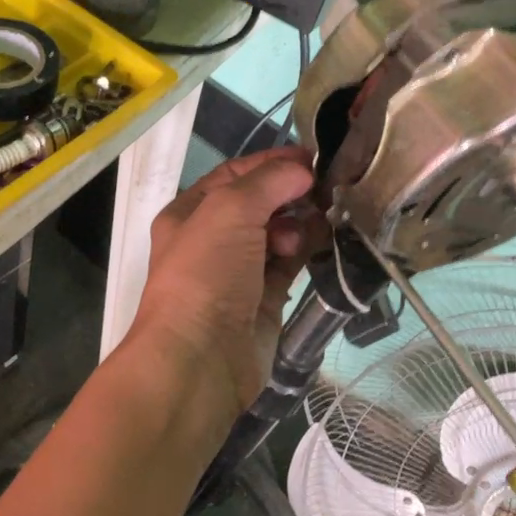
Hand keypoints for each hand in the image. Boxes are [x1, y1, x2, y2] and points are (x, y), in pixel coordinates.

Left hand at [127, 148, 318, 408]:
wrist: (199, 357)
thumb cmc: (204, 274)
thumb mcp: (228, 211)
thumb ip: (267, 182)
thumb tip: (303, 172)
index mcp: (188, 213)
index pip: (234, 175)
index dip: (272, 163)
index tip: (315, 158)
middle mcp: (211, 240)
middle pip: (259, 204)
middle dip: (291, 194)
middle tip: (326, 192)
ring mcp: (237, 272)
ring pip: (278, 234)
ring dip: (302, 223)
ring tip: (323, 220)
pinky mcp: (263, 301)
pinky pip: (290, 264)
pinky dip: (308, 250)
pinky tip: (327, 239)